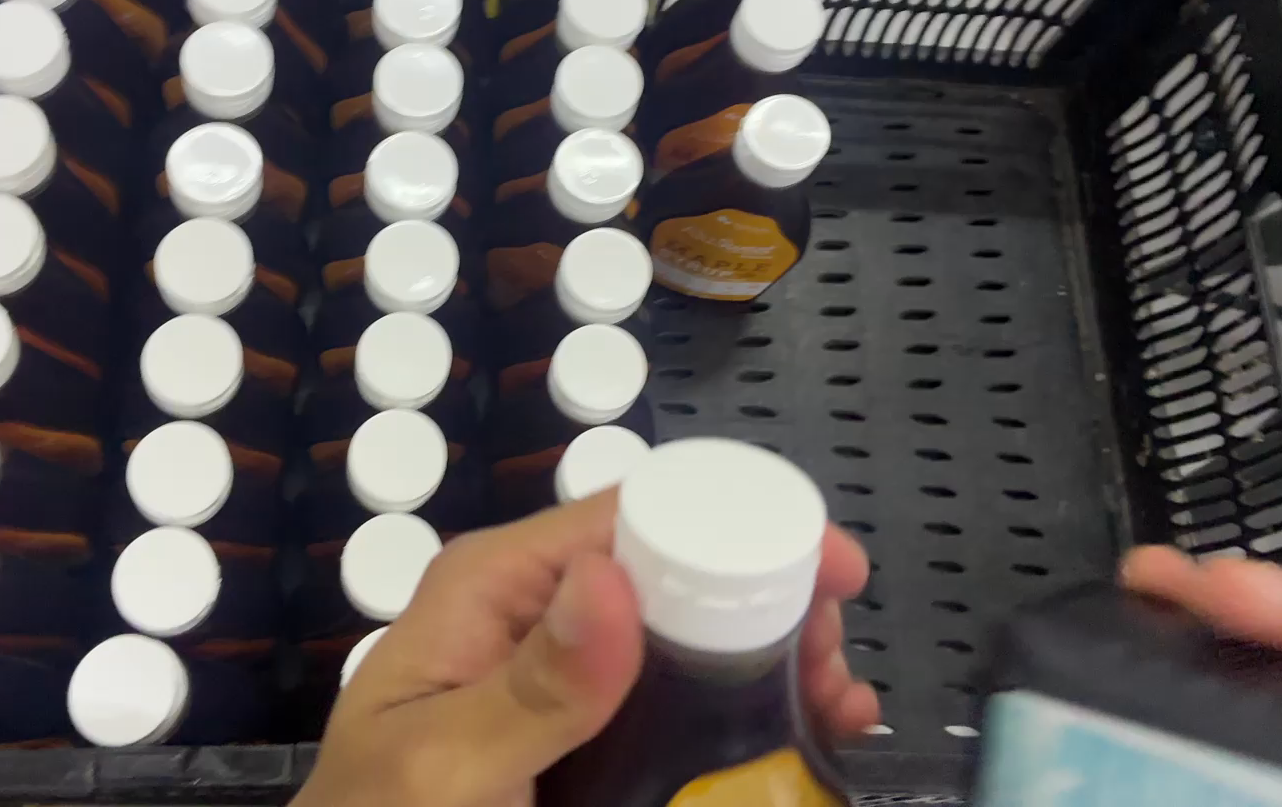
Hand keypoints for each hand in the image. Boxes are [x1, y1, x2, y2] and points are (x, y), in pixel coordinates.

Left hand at [295, 491, 880, 806]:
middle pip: (667, 570)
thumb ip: (529, 683)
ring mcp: (563, 661)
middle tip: (837, 655)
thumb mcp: (444, 761)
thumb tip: (611, 577)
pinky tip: (798, 732)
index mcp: (497, 580)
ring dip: (764, 654)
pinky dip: (739, 704)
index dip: (725, 526)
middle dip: (760, 598)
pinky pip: (671, 690)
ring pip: (681, 631)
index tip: (822, 565)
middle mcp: (536, 602)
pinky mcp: (583, 715)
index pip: (621, 518)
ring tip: (836, 701)